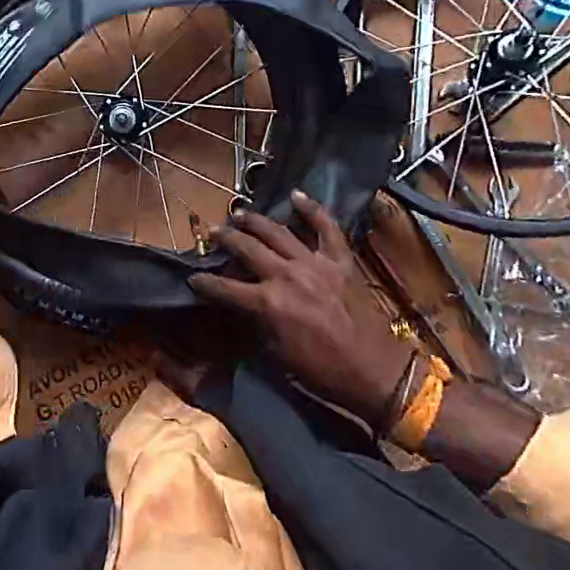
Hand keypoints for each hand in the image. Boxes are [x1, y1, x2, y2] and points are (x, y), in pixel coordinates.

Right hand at [190, 191, 413, 424]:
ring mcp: (316, 264)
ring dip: (255, 221)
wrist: (377, 374)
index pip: (225, 287)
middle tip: (213, 233)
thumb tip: (244, 304)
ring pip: (278, 232)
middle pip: (247, 248)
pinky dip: (312, 209)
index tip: (193, 279)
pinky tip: (297, 195)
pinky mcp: (341, 262)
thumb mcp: (278, 353)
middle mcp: (287, 276)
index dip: (205, 283)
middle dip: (226, 239)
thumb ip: (258, 321)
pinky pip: (327, 229)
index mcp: (268, 303)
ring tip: (239, 214)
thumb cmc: (322, 372)